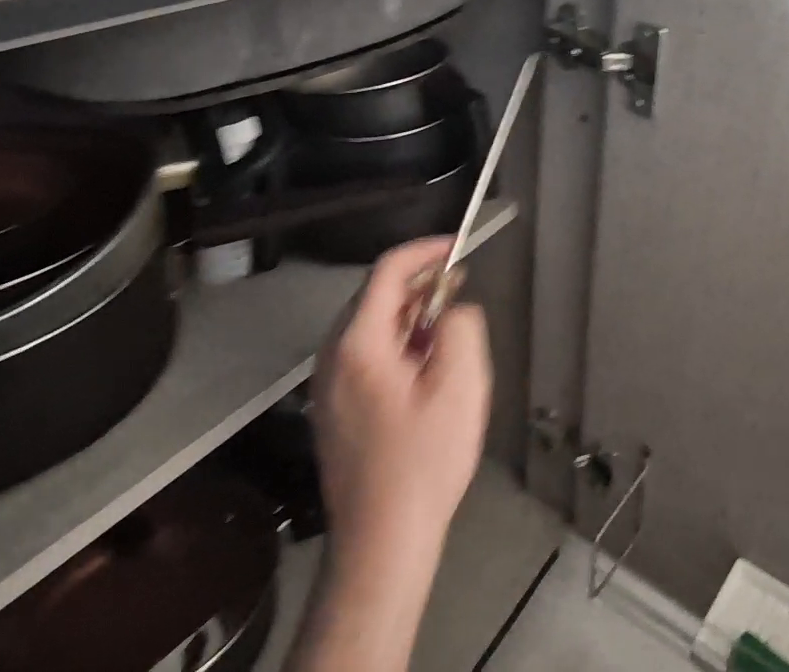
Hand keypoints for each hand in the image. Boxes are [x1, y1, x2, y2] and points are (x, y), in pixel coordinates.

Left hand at [313, 238, 492, 554]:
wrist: (382, 540)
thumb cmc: (424, 461)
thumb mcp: (460, 386)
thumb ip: (461, 329)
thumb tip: (454, 308)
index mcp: (357, 344)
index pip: (387, 272)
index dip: (425, 251)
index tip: (459, 248)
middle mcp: (332, 358)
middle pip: (375, 299)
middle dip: (421, 288)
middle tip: (461, 294)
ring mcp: (328, 386)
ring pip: (371, 330)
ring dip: (411, 320)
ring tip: (450, 335)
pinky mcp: (334, 411)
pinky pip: (366, 358)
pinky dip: (398, 348)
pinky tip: (426, 375)